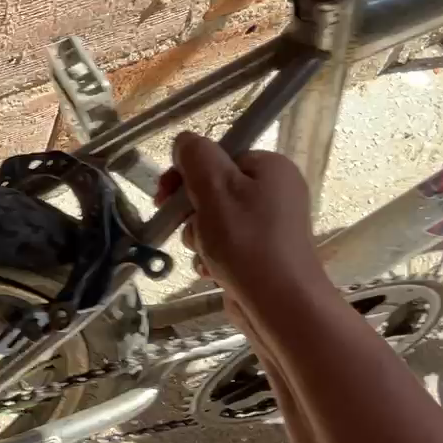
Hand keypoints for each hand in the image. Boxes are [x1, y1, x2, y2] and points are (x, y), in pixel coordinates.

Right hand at [154, 132, 330, 302]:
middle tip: (189, 230)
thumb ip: (196, 158)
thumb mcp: (215, 190)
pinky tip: (211, 269)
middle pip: (213, 190)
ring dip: (198, 237)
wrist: (278, 302)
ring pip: (213, 220)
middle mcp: (275, 190)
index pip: (217, 158)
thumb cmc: (246, 242)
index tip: (164, 197)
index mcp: (270, 167)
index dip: (186, 175)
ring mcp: (270, 223)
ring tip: (205, 253)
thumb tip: (185, 140)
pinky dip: (211, 255)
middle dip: (191, 212)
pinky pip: (224, 243)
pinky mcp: (262, 251)